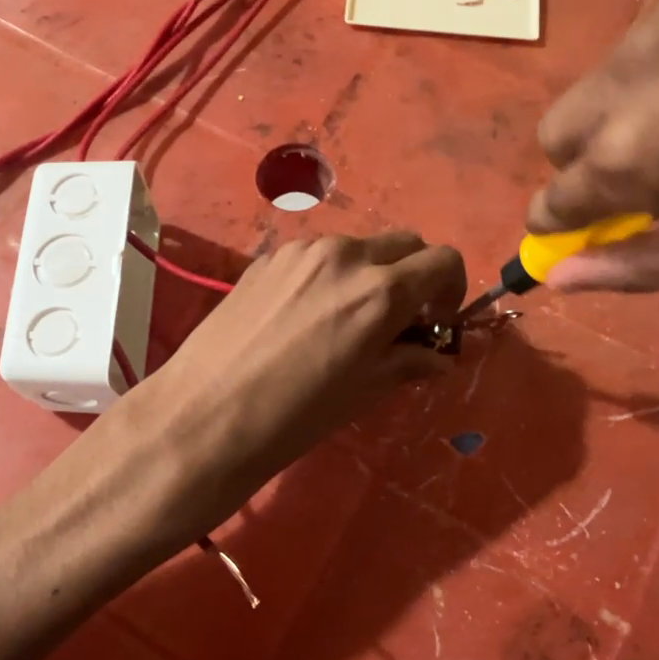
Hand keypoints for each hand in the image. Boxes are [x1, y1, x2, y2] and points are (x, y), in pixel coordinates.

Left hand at [127, 232, 465, 533]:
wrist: (207, 414)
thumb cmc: (296, 415)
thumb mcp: (365, 391)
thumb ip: (408, 361)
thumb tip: (437, 356)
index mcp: (380, 290)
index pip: (443, 261)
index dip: (451, 290)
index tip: (436, 321)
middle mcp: (345, 255)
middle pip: (405, 244)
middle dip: (414, 276)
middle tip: (399, 320)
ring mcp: (301, 252)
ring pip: (359, 247)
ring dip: (370, 273)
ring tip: (347, 320)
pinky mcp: (267, 259)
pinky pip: (316, 256)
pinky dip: (330, 275)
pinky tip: (305, 317)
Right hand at [526, 0, 658, 289]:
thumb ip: (630, 267)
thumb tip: (556, 276)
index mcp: (631, 156)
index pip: (552, 197)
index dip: (564, 224)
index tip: (587, 234)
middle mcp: (630, 79)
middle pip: (558, 132)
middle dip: (584, 165)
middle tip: (650, 185)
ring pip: (601, 82)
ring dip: (623, 115)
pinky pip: (652, 41)